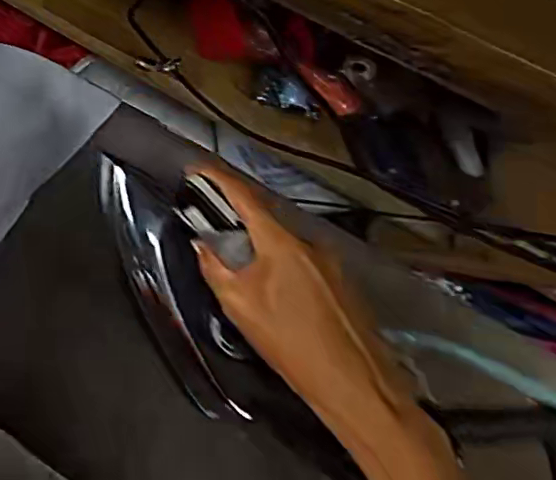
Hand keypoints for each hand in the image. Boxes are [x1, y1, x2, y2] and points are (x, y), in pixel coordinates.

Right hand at [190, 165, 460, 479]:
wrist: (359, 389)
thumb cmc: (293, 345)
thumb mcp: (240, 308)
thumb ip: (215, 268)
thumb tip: (203, 244)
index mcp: (281, 241)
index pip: (244, 196)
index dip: (217, 177)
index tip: (196, 167)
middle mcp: (308, 242)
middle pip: (265, 218)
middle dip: (237, 215)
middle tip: (213, 220)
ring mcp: (330, 262)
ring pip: (284, 241)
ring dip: (261, 244)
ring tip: (242, 264)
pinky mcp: (342, 283)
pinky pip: (302, 260)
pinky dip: (281, 263)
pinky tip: (277, 291)